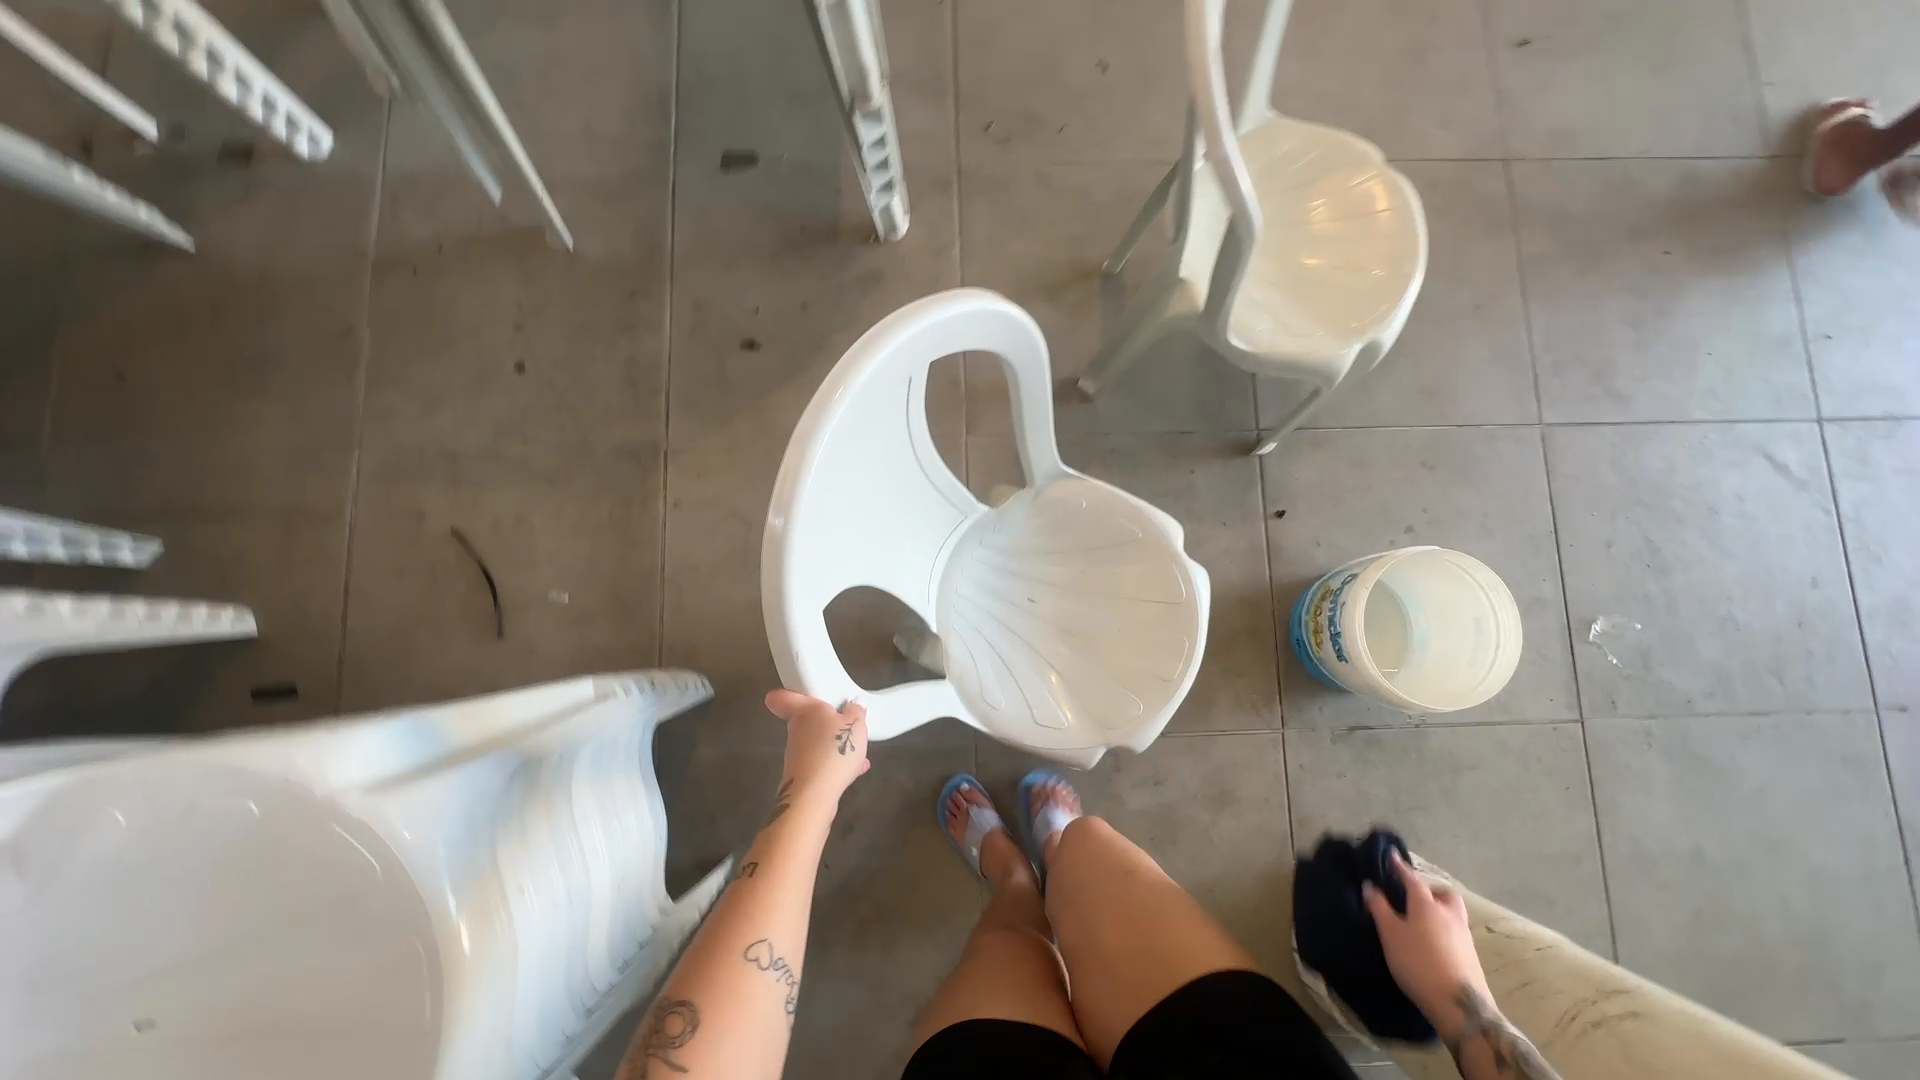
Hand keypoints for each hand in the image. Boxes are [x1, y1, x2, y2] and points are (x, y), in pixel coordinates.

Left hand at [764, 690, 869, 813]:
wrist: (814, 795)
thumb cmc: (834, 749)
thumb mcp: (855, 724)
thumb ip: (856, 712)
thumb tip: (853, 707)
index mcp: (805, 711)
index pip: (781, 698)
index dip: (787, 695)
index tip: (798, 693)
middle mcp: (796, 731)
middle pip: (806, 721)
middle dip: (826, 722)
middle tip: (846, 723)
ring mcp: (797, 755)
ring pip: (817, 744)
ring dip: (835, 746)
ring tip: (858, 750)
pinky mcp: (802, 776)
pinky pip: (822, 763)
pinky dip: (837, 764)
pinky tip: (856, 769)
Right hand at [1362, 850, 1491, 1037]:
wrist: (1458, 1003)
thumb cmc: (1417, 962)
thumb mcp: (1390, 934)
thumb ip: (1379, 908)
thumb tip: (1370, 886)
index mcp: (1426, 904)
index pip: (1411, 879)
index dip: (1400, 867)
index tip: (1391, 855)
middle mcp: (1448, 914)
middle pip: (1443, 893)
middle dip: (1430, 889)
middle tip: (1414, 895)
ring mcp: (1463, 934)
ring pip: (1452, 912)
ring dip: (1439, 908)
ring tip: (1421, 920)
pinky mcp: (1470, 954)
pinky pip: (1455, 929)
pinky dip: (1444, 927)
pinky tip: (1433, 941)